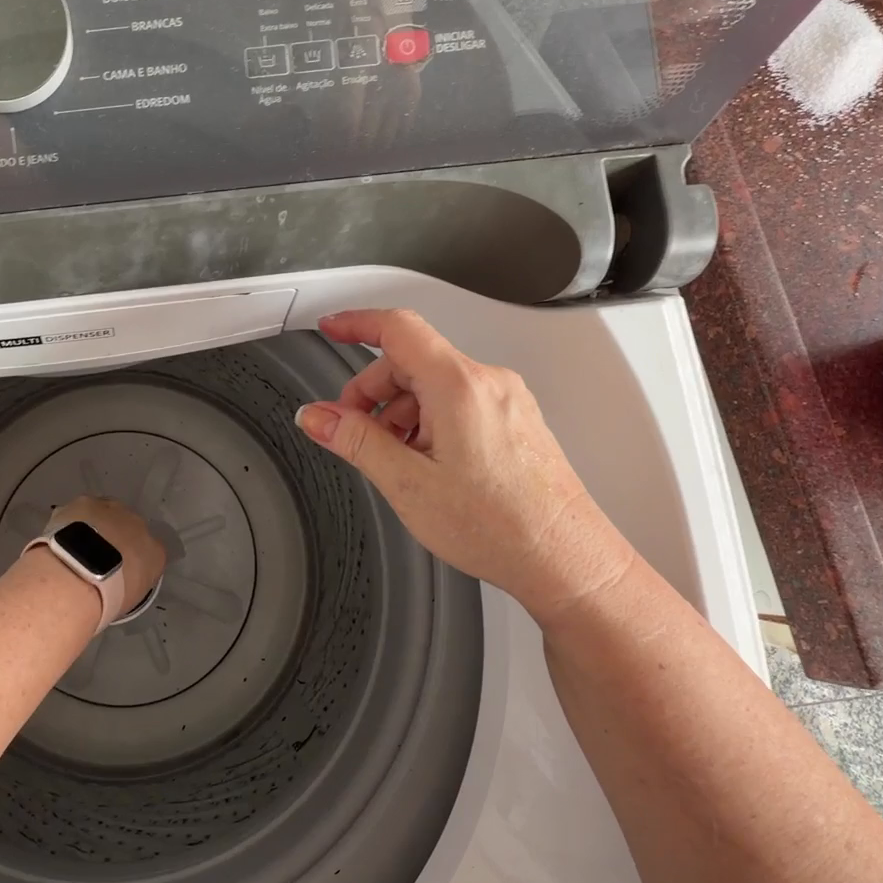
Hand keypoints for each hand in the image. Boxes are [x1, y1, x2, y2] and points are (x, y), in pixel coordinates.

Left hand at [43, 496, 167, 621]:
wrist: (77, 576)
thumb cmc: (105, 597)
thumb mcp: (126, 600)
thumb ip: (128, 583)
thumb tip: (118, 582)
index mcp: (155, 553)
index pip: (149, 552)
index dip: (132, 559)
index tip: (118, 570)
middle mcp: (139, 525)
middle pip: (128, 526)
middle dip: (114, 537)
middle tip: (95, 557)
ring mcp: (113, 509)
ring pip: (106, 513)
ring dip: (95, 524)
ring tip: (75, 546)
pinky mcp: (85, 502)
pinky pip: (81, 510)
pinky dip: (72, 520)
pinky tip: (61, 536)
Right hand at [293, 309, 632, 614]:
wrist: (564, 559)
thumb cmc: (501, 526)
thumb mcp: (407, 483)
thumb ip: (355, 441)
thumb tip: (317, 416)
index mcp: (459, 386)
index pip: (398, 327)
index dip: (356, 323)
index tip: (331, 327)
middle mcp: (487, 383)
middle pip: (411, 361)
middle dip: (373, 391)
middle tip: (353, 431)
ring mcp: (505, 400)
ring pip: (433, 384)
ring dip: (400, 412)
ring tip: (396, 462)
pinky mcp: (513, 420)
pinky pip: (457, 402)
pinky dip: (428, 422)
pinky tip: (425, 465)